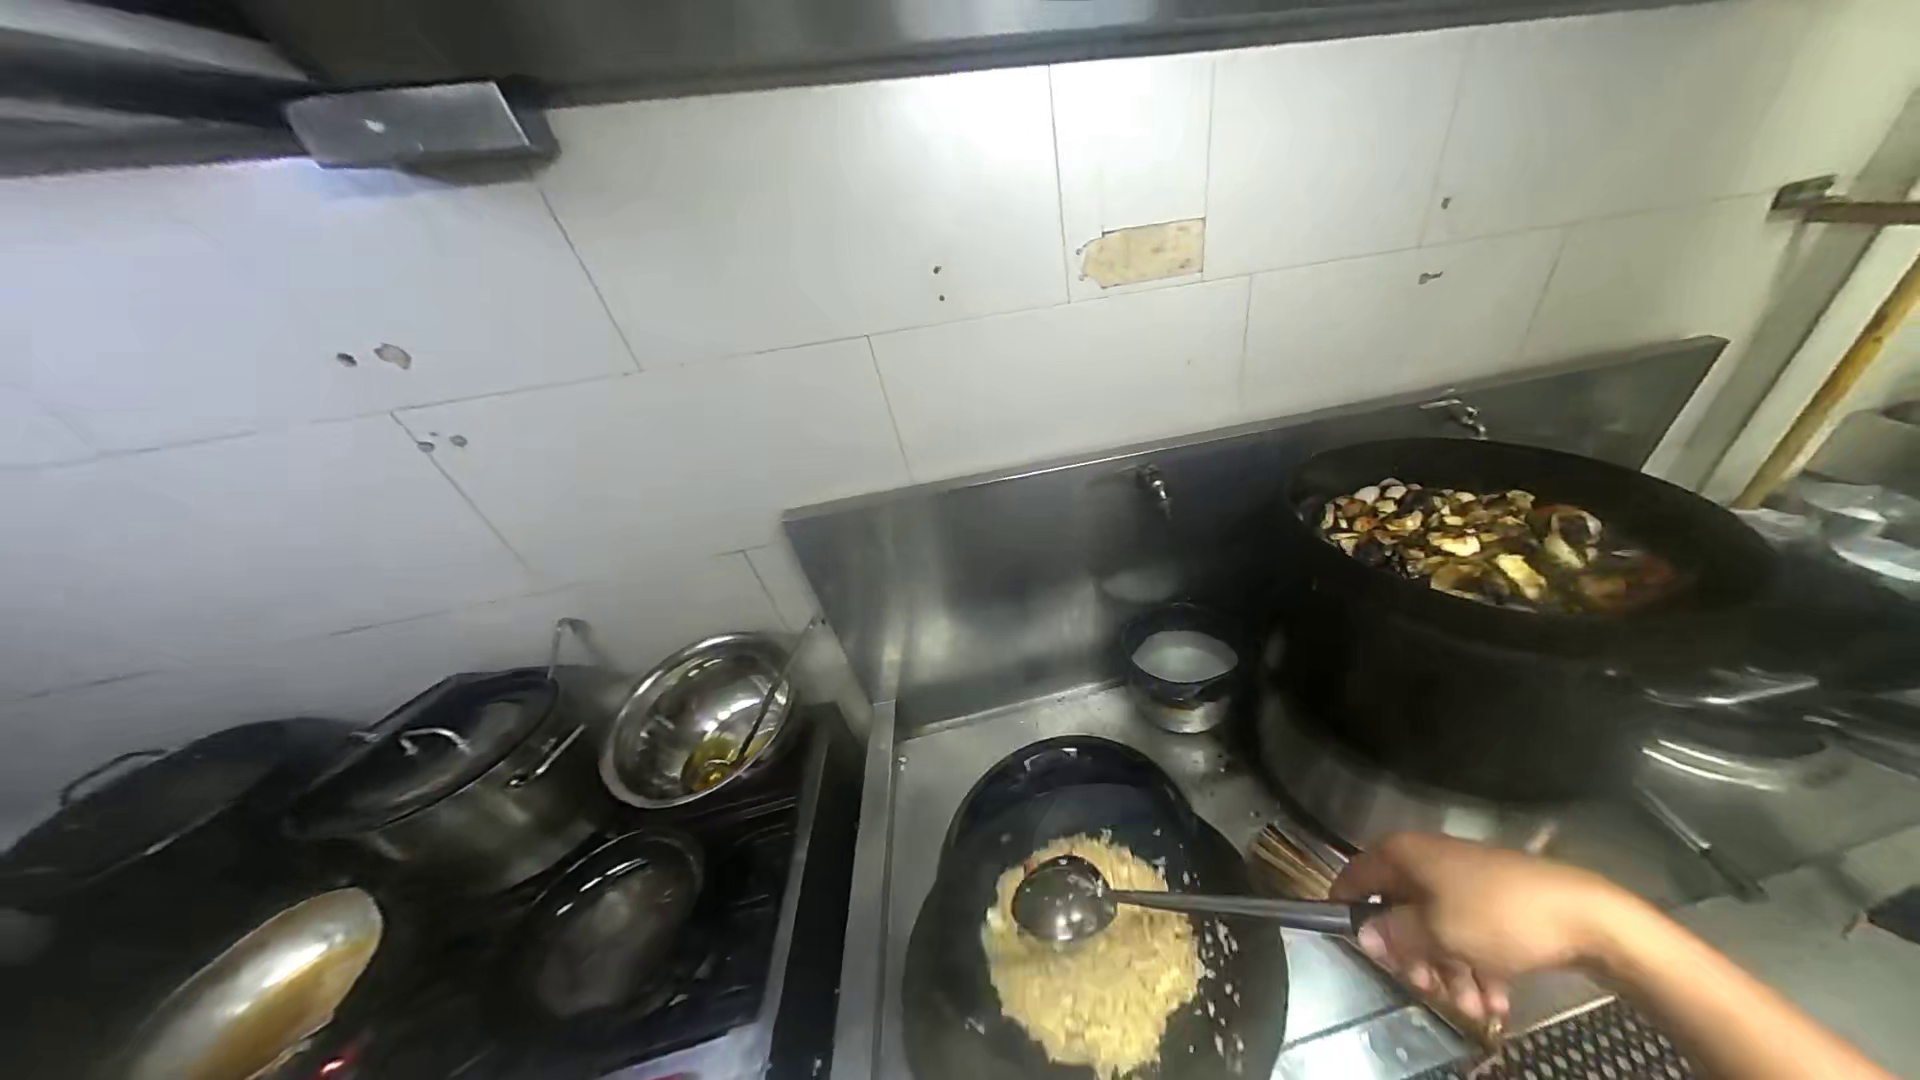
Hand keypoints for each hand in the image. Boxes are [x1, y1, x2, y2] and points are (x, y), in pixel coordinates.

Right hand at [1330, 832, 1642, 1022]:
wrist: (1590, 918)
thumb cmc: (1499, 917)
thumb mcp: (1438, 932)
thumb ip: (1394, 934)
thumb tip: (1362, 934)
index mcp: (1401, 855)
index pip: (1356, 876)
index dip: (1349, 908)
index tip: (1357, 945)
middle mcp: (1424, 861)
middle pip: (1398, 910)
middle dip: (1413, 957)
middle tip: (1429, 990)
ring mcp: (1460, 880)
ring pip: (1435, 928)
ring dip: (1448, 971)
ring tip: (1475, 1010)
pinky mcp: (1493, 902)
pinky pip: (1467, 932)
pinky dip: (1475, 966)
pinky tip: (1496, 1001)